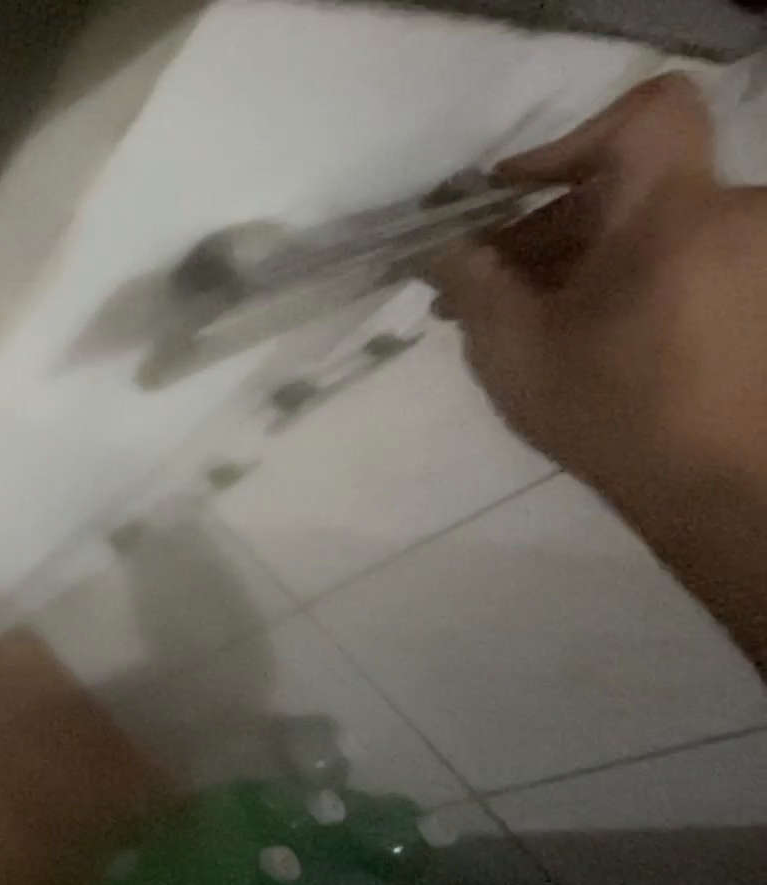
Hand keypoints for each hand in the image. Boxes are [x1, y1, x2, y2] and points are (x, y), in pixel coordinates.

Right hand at [428, 74, 766, 502]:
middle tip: (476, 284)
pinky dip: (616, 275)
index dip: (567, 141)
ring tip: (515, 318)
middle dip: (541, 225)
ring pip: (648, 222)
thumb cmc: (606, 408)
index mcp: (672, 217)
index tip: (506, 197)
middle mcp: (734, 213)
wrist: (722, 480)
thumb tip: (439, 242)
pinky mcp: (759, 283)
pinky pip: (678, 251)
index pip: (645, 115)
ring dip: (572, 257)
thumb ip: (471, 280)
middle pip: (626, 183)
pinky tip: (572, 329)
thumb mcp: (511, 345)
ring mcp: (754, 248)